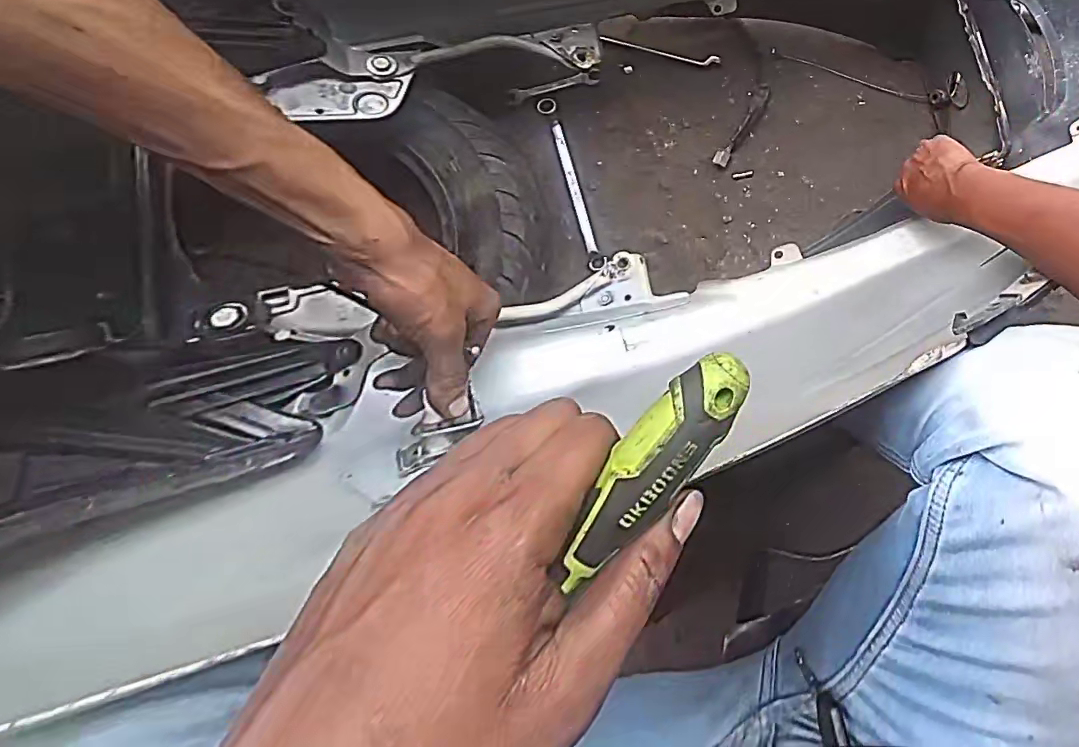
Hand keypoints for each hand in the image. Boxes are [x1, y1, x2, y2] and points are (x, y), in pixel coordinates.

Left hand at [224, 399, 701, 746]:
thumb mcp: (565, 685)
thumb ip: (637, 583)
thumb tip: (680, 515)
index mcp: (501, 535)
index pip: (591, 433)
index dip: (626, 460)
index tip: (638, 490)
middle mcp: (447, 509)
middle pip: (550, 418)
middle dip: (587, 456)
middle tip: (592, 523)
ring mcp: (402, 516)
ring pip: (501, 434)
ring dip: (537, 466)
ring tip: (539, 541)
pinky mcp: (371, 534)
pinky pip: (450, 468)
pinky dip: (486, 484)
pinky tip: (485, 552)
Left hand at [333, 223, 500, 419]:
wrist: (370, 249)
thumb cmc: (412, 274)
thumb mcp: (438, 334)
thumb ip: (447, 373)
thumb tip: (454, 404)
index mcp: (486, 309)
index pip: (470, 358)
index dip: (446, 381)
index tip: (425, 402)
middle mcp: (465, 303)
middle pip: (444, 350)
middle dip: (417, 368)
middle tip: (395, 383)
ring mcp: (434, 298)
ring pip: (420, 339)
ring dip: (401, 347)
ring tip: (390, 340)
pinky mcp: (405, 294)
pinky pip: (400, 325)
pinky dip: (389, 330)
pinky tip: (382, 325)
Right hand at [895, 135, 991, 224]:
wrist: (964, 191)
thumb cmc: (949, 203)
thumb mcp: (929, 212)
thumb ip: (921, 200)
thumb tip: (929, 201)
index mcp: (903, 186)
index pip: (903, 182)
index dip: (916, 183)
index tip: (925, 187)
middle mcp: (910, 166)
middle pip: (915, 164)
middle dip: (926, 170)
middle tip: (941, 179)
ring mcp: (924, 151)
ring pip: (928, 152)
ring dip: (937, 158)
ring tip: (952, 170)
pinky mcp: (939, 141)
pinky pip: (942, 142)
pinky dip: (949, 149)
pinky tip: (957, 159)